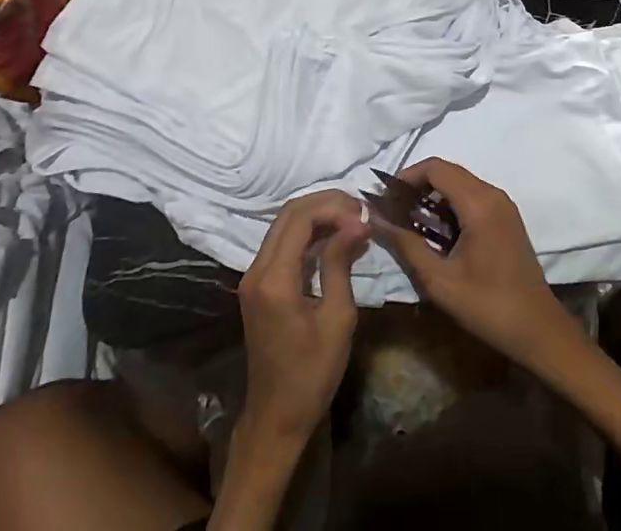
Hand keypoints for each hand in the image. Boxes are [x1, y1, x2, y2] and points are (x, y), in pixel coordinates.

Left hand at [237, 189, 369, 440]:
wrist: (277, 416)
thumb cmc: (313, 372)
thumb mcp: (338, 318)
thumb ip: (341, 264)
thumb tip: (358, 223)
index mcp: (274, 279)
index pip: (300, 218)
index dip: (335, 208)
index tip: (366, 218)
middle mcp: (257, 270)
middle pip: (289, 214)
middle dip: (327, 203)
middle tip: (363, 212)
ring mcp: (254, 278)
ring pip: (285, 225)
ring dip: (320, 215)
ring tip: (356, 222)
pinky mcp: (261, 285)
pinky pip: (285, 244)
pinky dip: (311, 234)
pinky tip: (339, 240)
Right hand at [372, 158, 581, 370]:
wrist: (535, 327)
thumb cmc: (486, 305)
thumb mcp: (438, 278)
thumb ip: (406, 243)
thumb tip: (376, 218)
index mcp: (479, 204)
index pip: (436, 168)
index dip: (406, 177)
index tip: (385, 198)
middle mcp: (494, 195)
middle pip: (449, 172)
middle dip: (417, 186)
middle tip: (392, 211)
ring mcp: (504, 205)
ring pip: (461, 184)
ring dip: (433, 196)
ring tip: (408, 223)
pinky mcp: (507, 218)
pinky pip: (474, 198)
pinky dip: (451, 206)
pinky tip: (435, 233)